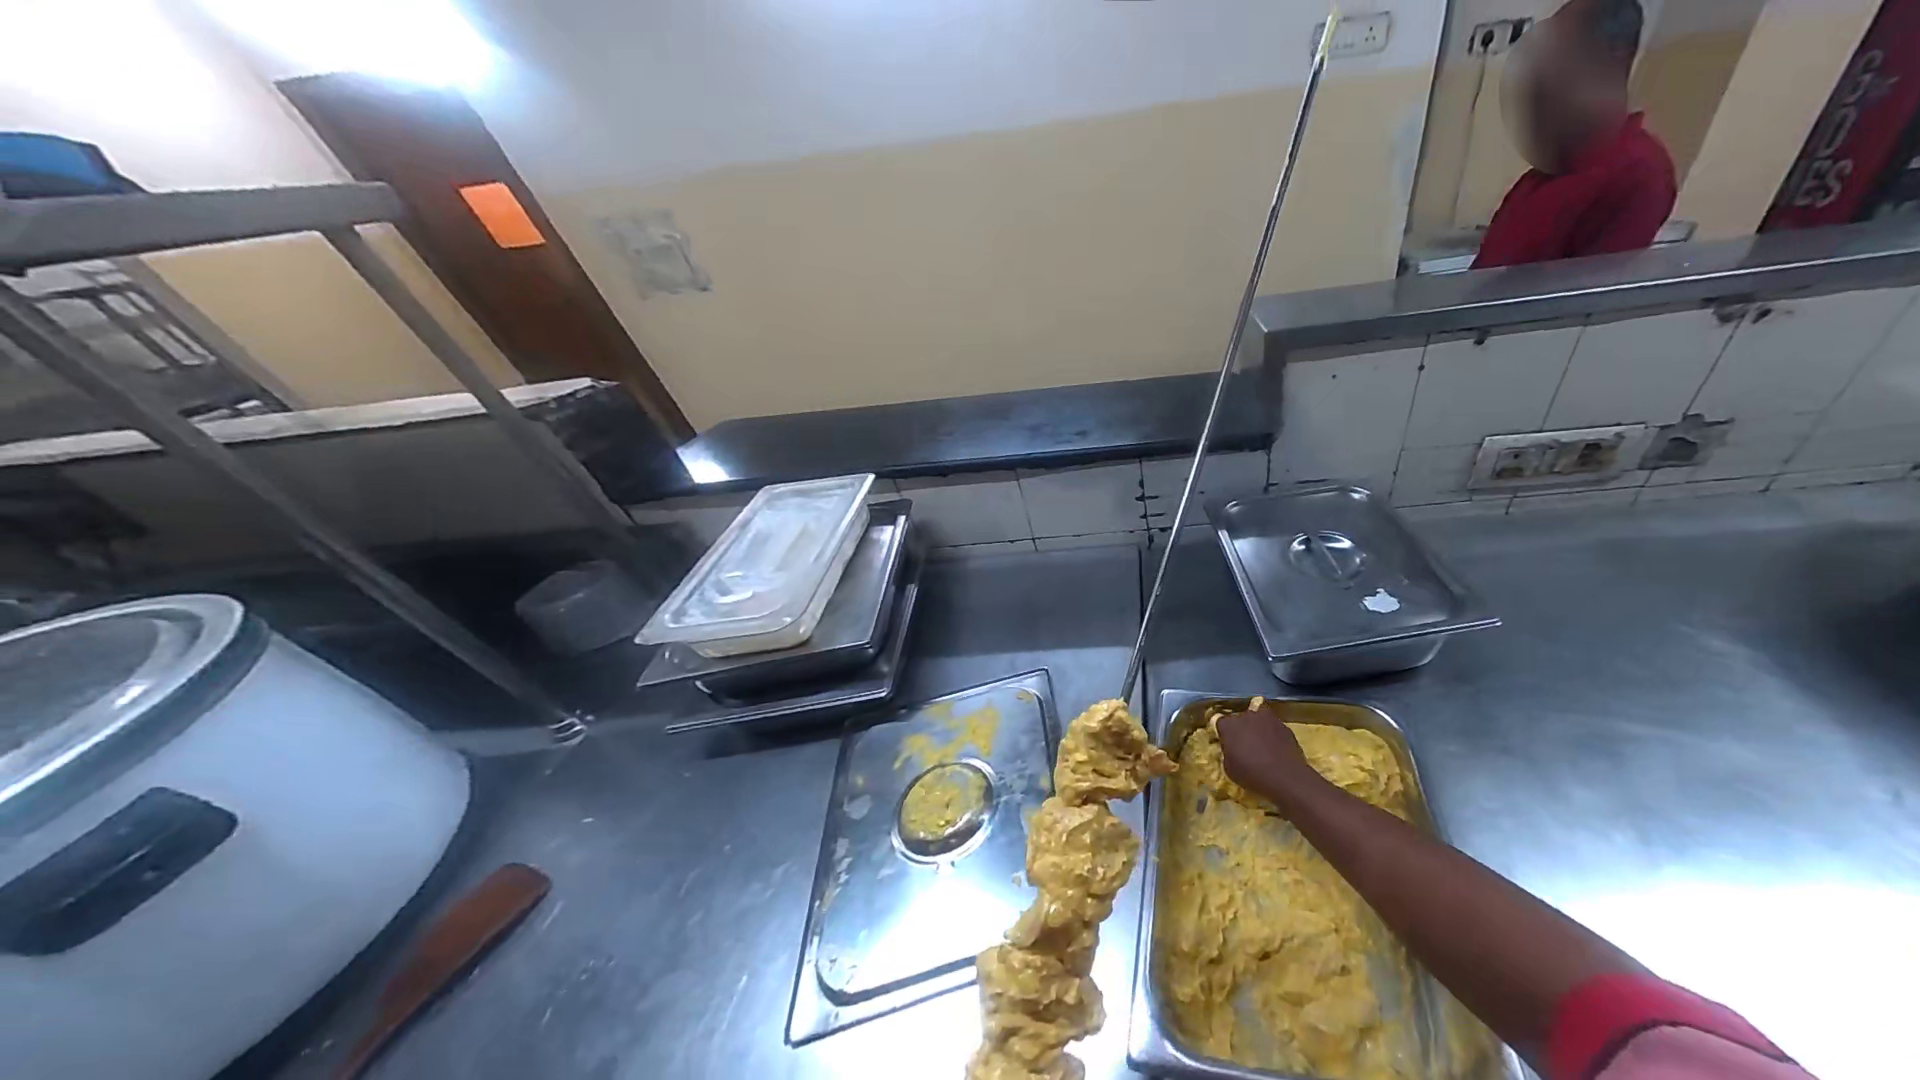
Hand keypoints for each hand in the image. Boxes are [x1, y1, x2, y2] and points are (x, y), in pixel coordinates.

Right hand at [1215, 706, 1324, 810]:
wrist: (1287, 779)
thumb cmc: (1251, 775)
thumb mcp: (1229, 768)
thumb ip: (1227, 752)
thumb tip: (1231, 749)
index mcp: (1227, 724)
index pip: (1217, 720)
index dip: (1220, 731)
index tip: (1224, 741)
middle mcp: (1245, 715)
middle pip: (1239, 716)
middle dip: (1240, 726)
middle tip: (1242, 742)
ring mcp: (1267, 718)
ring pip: (1259, 715)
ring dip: (1258, 725)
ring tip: (1260, 741)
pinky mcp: (1285, 726)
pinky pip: (1274, 726)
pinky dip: (1273, 733)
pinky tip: (1276, 747)